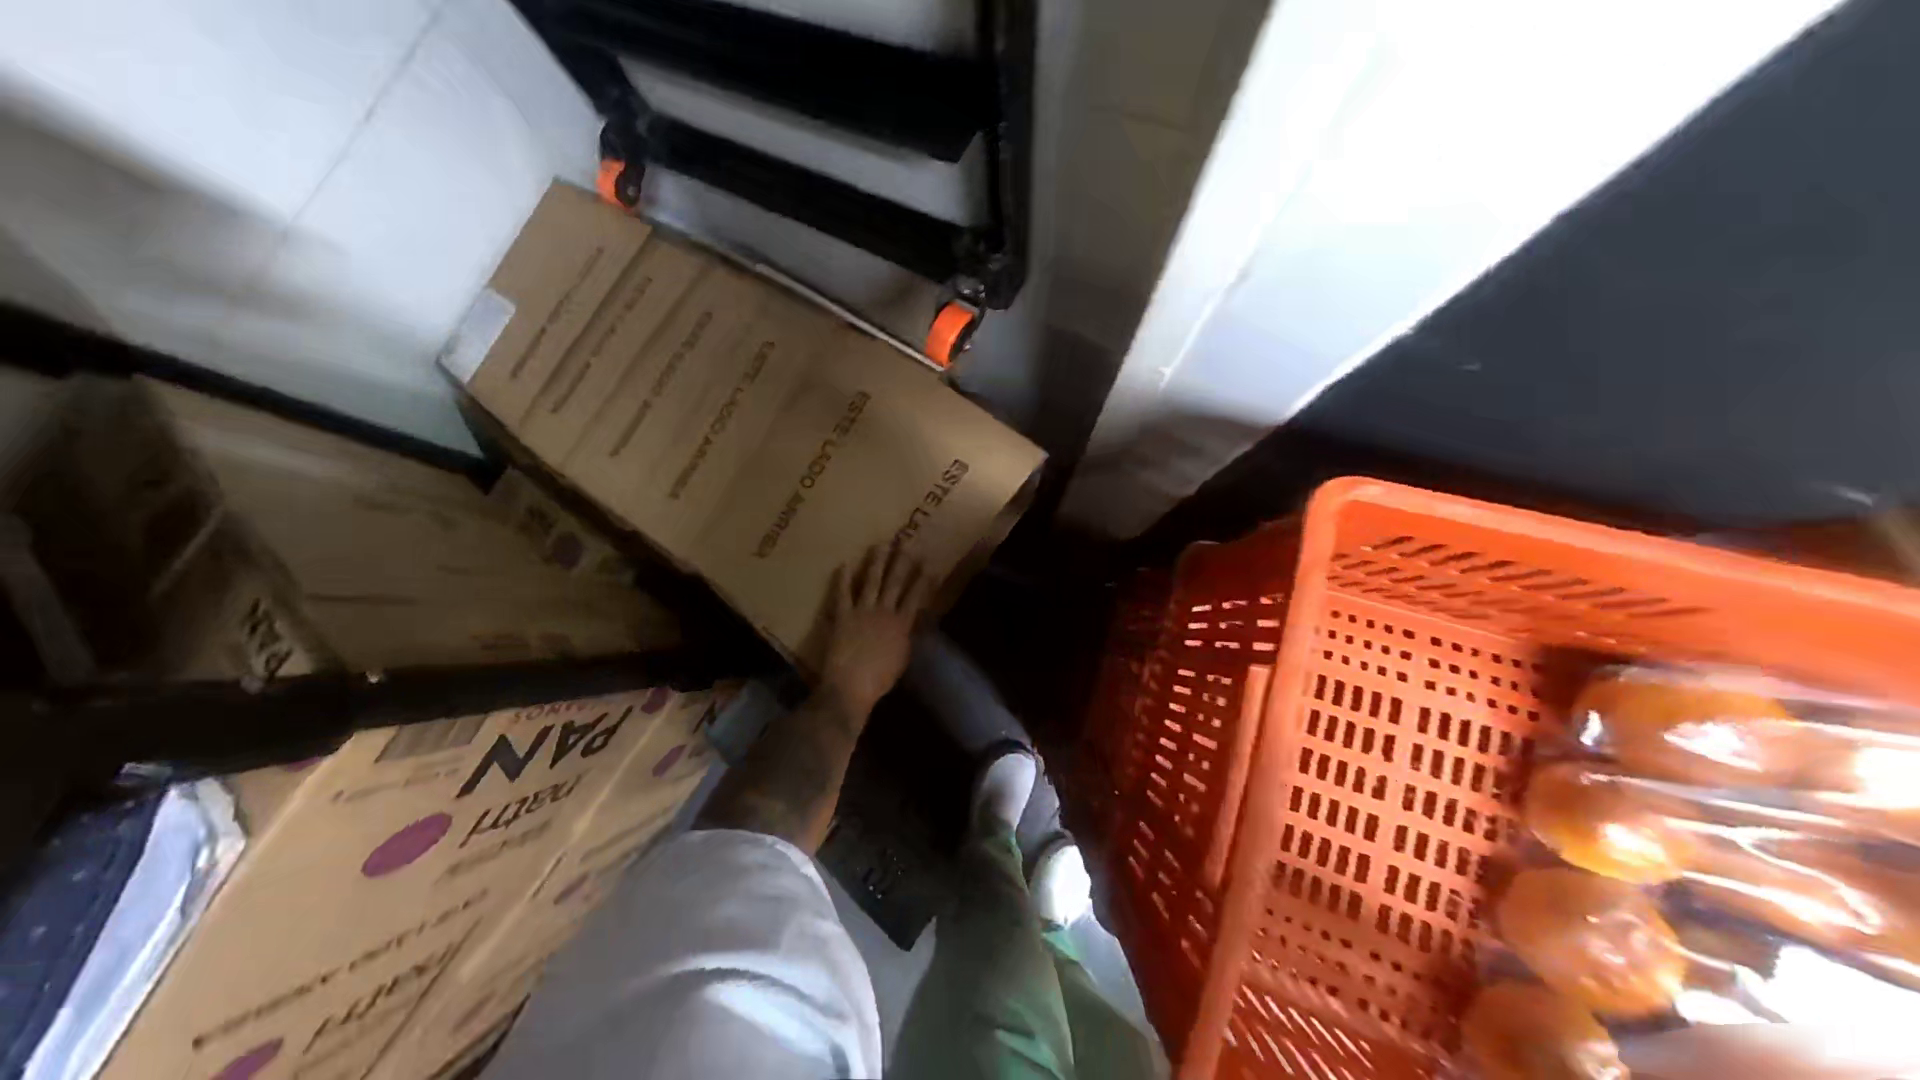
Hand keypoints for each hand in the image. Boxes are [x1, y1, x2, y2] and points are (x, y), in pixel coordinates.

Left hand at [821, 544, 930, 717]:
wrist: (851, 687)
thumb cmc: (880, 680)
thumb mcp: (901, 658)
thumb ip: (905, 637)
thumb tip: (909, 624)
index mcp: (902, 625)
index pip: (915, 597)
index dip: (922, 580)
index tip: (928, 564)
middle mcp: (884, 612)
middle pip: (895, 582)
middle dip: (902, 562)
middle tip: (906, 543)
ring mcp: (862, 611)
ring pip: (872, 581)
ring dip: (876, 562)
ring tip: (880, 545)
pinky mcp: (842, 616)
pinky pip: (842, 593)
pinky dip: (843, 578)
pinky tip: (845, 563)